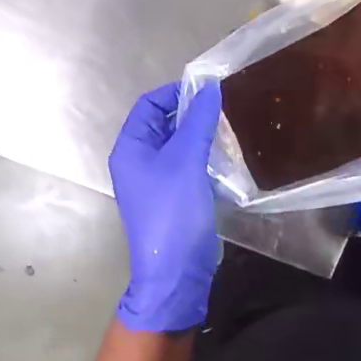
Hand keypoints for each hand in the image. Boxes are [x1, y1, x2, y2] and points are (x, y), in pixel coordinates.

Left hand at [109, 83, 223, 332]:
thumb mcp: (186, 161)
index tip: (208, 89)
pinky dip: (206, 159)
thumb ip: (197, 122)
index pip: (148, 106)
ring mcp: (157, 183)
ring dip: (201, 137)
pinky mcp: (176, 199)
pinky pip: (189, 169)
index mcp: (130, 149)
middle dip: (191, 114)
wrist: (177, 271)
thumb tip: (209, 88)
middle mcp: (139, 163)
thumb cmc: (174, 212)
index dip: (175, 93)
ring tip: (230, 130)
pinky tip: (229, 159)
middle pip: (164, 125)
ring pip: (179, 148)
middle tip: (225, 109)